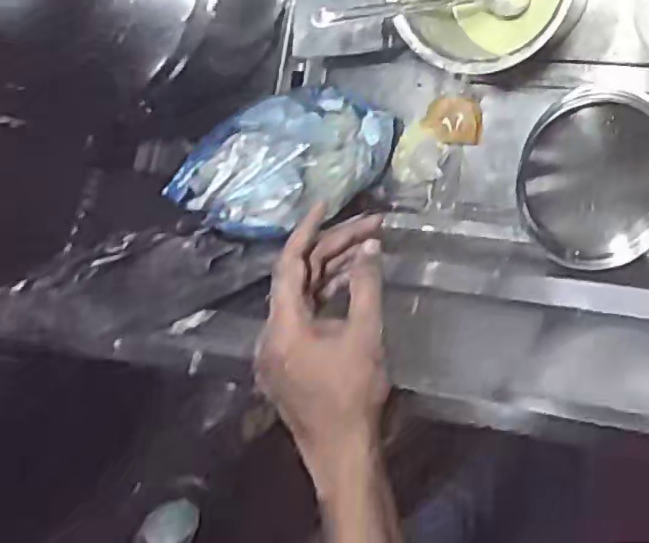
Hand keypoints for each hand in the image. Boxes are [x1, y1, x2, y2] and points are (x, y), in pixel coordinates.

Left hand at [255, 204, 388, 476]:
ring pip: (305, 292)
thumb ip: (365, 285)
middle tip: (375, 224)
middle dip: (335, 246)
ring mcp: (281, 347)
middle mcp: (273, 333)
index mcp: (283, 327)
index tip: (327, 203)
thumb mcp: (365, 332)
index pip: (290, 265)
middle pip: (300, 276)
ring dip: (335, 266)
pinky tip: (357, 277)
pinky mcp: (293, 356)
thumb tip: (369, 246)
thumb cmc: (353, 389)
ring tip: (372, 245)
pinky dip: (331, 289)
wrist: (342, 445)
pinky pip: (308, 310)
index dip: (308, 230)